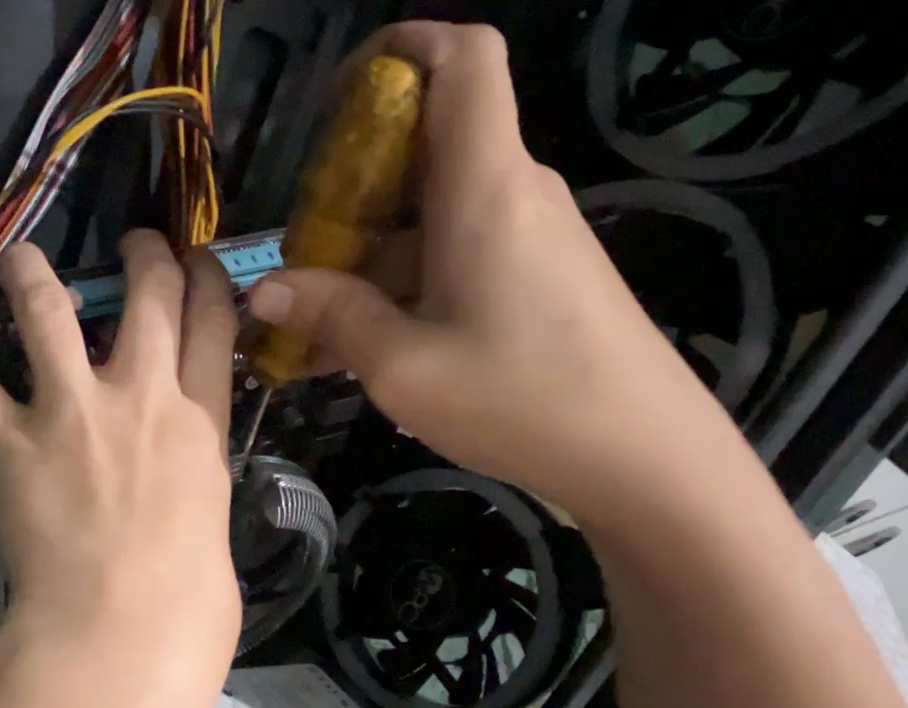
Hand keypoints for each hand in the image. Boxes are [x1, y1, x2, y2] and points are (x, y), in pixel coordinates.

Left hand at [0, 230, 240, 671]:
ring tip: (14, 255)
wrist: (122, 630)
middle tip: (132, 240)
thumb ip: (192, 483)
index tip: (194, 257)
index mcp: (199, 423)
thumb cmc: (185, 602)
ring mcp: (73, 413)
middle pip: (149, 295)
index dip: (205, 278)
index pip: (212, 323)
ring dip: (30, 275)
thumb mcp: (210, 524)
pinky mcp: (12, 443)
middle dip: (143, 254)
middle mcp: (141, 397)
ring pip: (48, 314)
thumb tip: (180, 483)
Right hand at [246, 21, 740, 521]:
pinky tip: (355, 352)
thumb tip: (265, 287)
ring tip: (307, 332)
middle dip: (348, 192)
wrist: (642, 457)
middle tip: (295, 259)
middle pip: (423, 152)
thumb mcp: (402, 367)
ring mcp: (527, 237)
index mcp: (484, 188)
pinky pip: (450, 260)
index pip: (461, 60)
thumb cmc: (520, 400)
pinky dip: (398, 290)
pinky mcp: (535, 277)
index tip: (336, 99)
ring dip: (363, 262)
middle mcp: (511, 193)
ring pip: (427, 220)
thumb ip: (332, 315)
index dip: (400, 50)